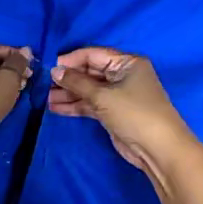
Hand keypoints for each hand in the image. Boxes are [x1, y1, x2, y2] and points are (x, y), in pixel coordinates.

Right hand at [48, 48, 196, 177]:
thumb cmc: (134, 113)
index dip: (71, 60)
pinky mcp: (112, 112)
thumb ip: (76, 82)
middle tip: (44, 84)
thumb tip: (55, 71)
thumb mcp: (103, 95)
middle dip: (67, 79)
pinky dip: (75, 106)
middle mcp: (122, 75)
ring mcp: (117, 94)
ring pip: (87, 90)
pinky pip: (89, 104)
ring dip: (68, 94)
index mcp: (127, 63)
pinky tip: (56, 108)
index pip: (93, 55)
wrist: (158, 149)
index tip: (50, 68)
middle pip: (89, 72)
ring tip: (45, 99)